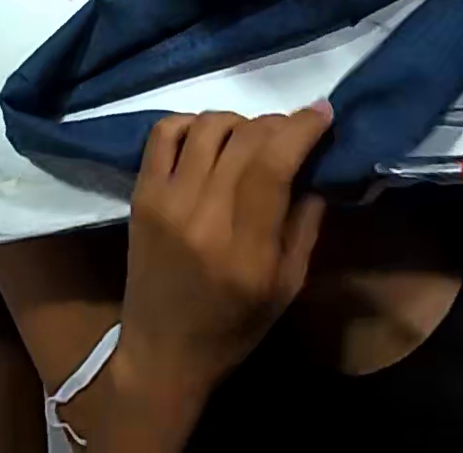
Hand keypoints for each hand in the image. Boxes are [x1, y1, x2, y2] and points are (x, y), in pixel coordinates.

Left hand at [104, 104, 332, 445]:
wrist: (162, 350)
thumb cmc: (234, 325)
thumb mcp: (288, 287)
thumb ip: (306, 224)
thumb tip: (316, 166)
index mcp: (247, 249)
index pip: (274, 165)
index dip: (301, 128)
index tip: (322, 111)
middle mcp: (204, 215)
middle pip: (244, 140)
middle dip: (276, 122)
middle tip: (291, 129)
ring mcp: (166, 200)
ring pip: (207, 127)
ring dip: (238, 120)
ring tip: (250, 136)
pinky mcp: (141, 192)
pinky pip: (163, 133)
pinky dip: (190, 121)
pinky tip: (207, 135)